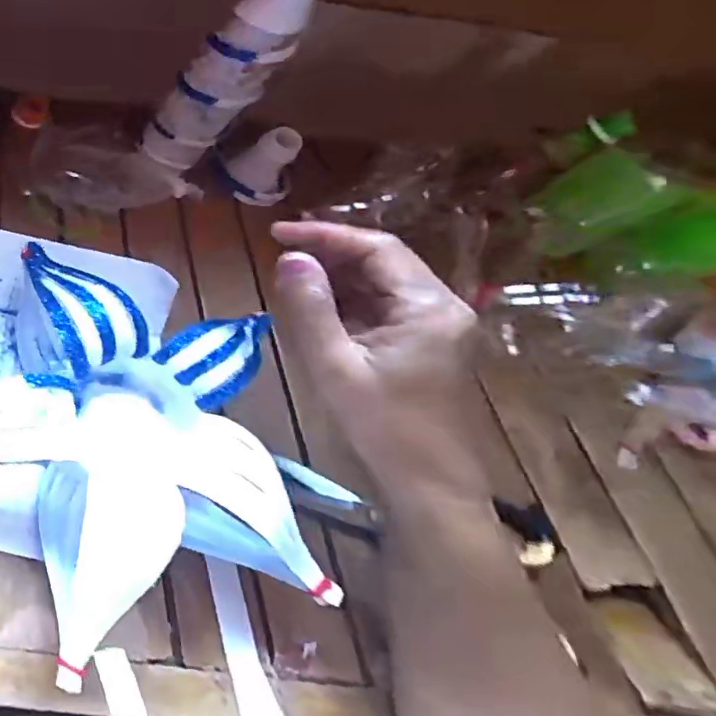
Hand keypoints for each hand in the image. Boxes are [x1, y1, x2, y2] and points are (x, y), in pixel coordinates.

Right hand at [270, 221, 489, 506]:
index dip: (325, 235)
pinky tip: (309, 308)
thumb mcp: (332, 363)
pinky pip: (377, 307)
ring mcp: (433, 327)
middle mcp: (440, 308)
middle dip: (327, 253)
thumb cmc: (379, 423)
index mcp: (429, 307)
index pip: (377, 249)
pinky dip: (341, 301)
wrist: (424, 482)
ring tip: (284, 278)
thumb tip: (291, 257)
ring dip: (332, 277)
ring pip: (377, 284)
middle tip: (275, 253)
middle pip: (381, 262)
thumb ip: (309, 306)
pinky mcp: (420, 345)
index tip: (275, 233)